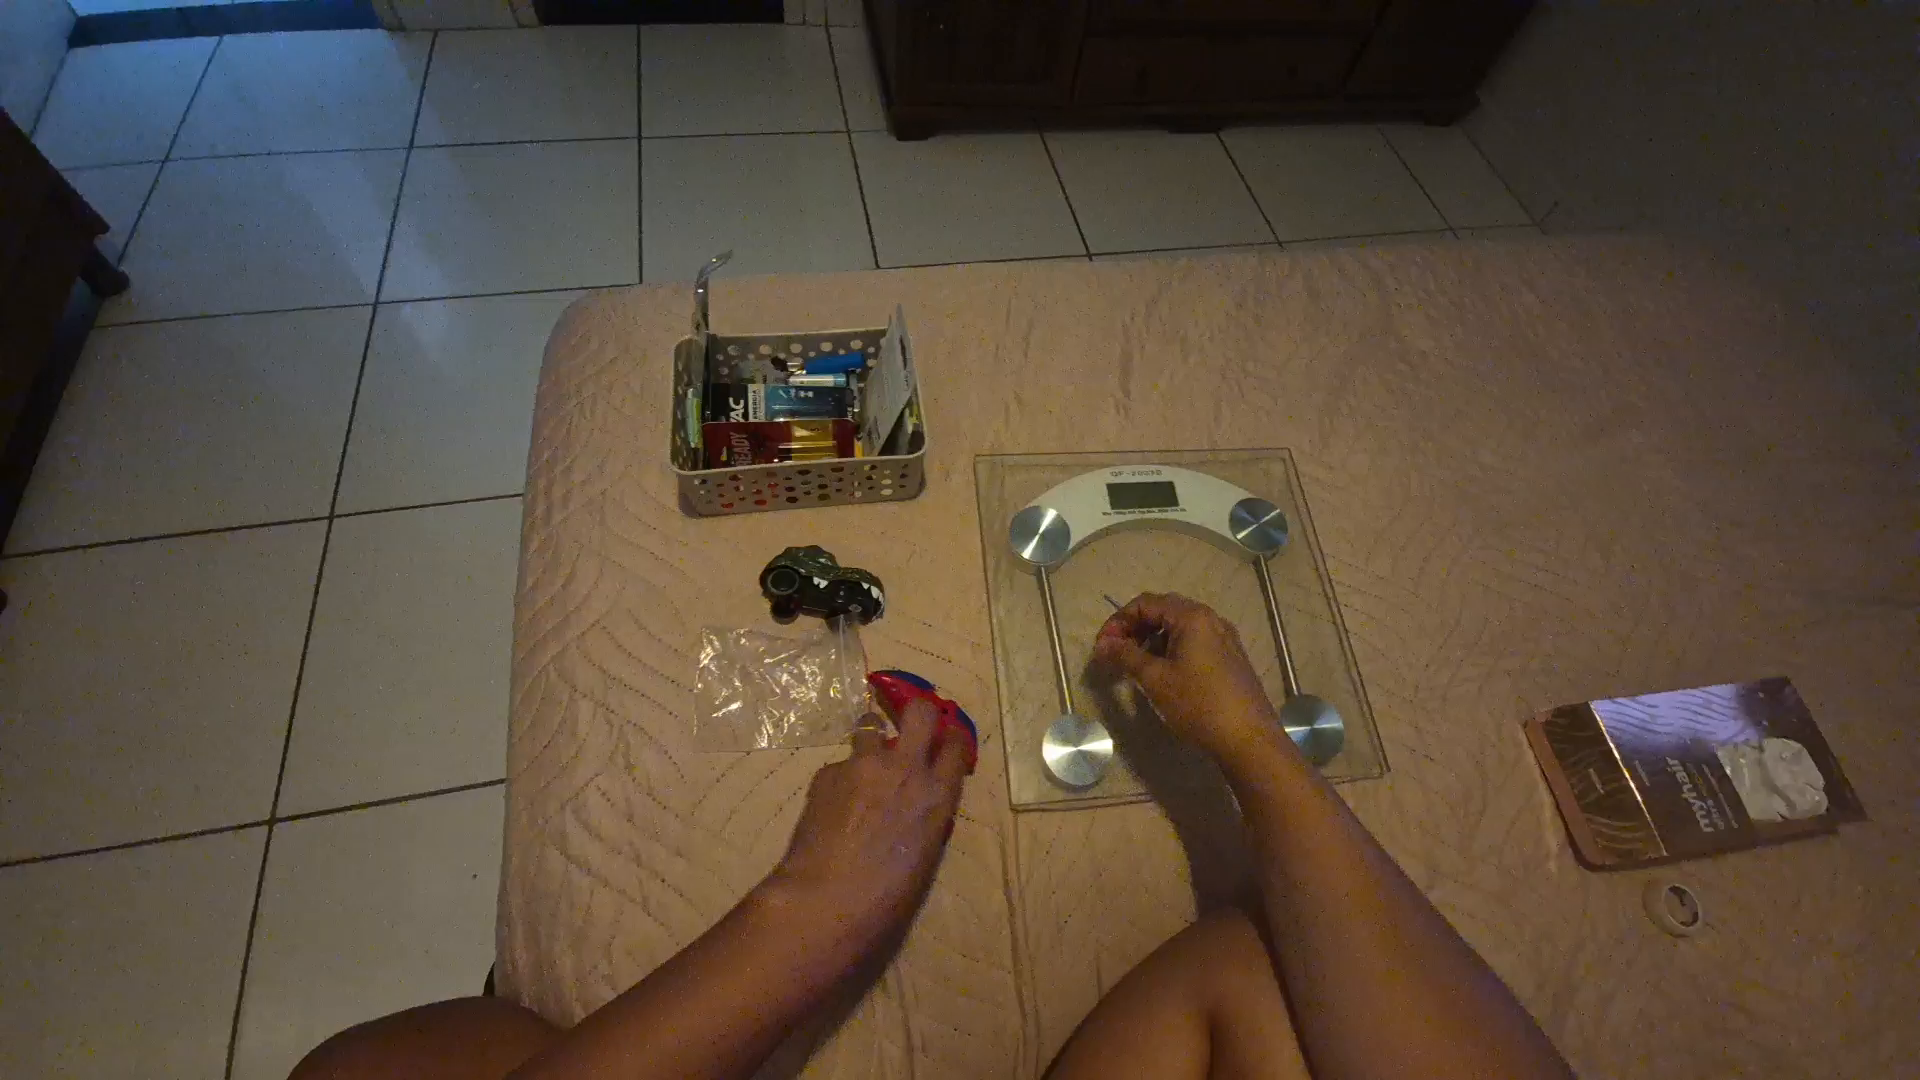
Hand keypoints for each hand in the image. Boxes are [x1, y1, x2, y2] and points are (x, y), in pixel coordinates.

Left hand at [764, 698, 970, 957]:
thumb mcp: (925, 851)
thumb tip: (918, 799)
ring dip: (871, 740)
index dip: (952, 738)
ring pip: (870, 726)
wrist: (827, 899)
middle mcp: (904, 768)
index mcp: (936, 794)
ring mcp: (864, 764)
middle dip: (919, 712)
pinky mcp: (829, 771)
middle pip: (921, 712)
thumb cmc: (887, 896)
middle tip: (911, 724)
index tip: (946, 740)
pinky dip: (841, 780)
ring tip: (863, 767)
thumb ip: (926, 813)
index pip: (957, 744)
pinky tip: (832, 808)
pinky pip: (840, 766)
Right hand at [1093, 592, 1293, 760]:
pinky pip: (1194, 643)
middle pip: (1163, 611)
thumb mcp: (1155, 679)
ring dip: (1151, 640)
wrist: (1249, 742)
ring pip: (1178, 628)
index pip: (1145, 603)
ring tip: (1135, 666)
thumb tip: (1101, 644)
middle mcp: (1211, 620)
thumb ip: (1125, 655)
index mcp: (1192, 617)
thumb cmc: (1198, 705)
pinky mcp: (1231, 659)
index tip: (1102, 647)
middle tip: (1115, 653)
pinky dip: (1171, 650)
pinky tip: (1163, 675)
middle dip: (1134, 629)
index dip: (1118, 621)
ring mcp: (1225, 639)